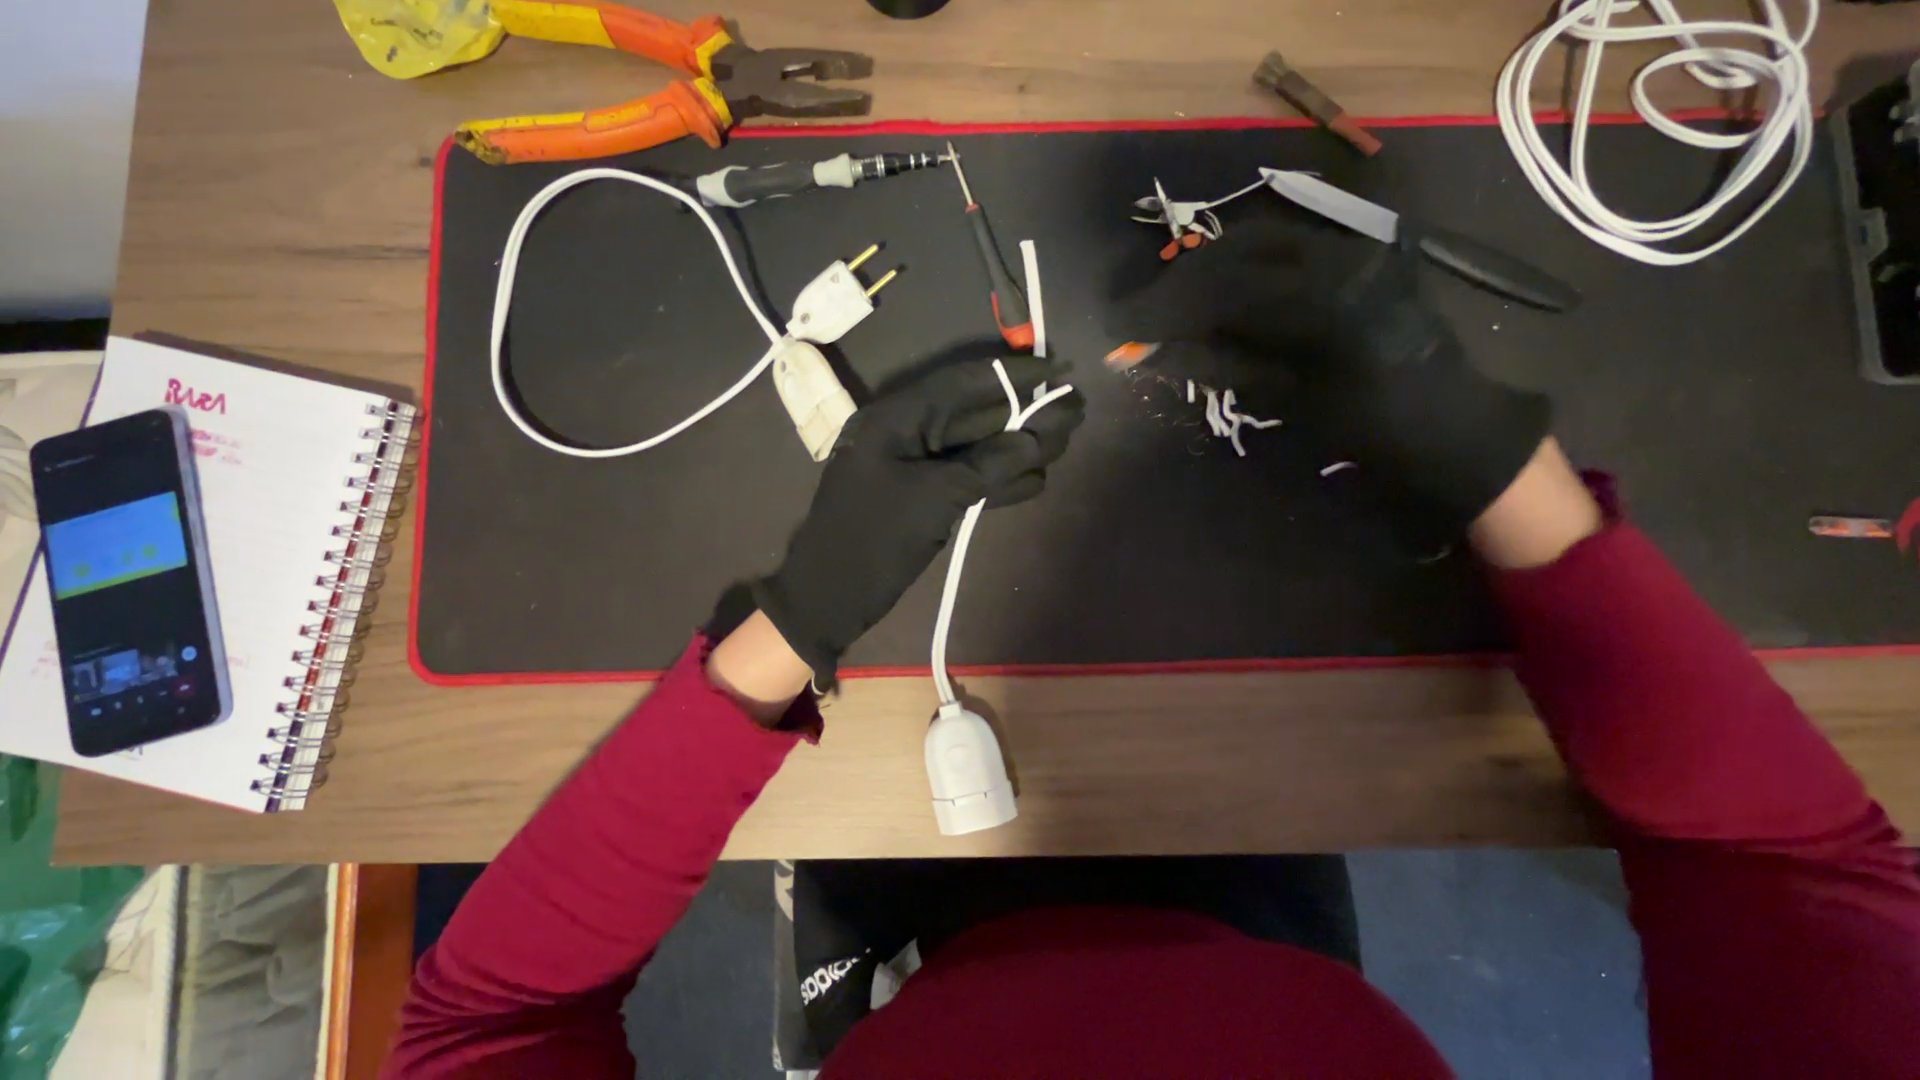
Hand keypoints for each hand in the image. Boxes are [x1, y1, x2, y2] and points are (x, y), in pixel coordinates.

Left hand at [751, 356, 1084, 683]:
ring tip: (1065, 445)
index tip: (1058, 369)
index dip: (1013, 374)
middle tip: (1074, 411)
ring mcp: (915, 467)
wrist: (828, 596)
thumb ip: (989, 465)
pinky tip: (1037, 480)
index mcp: (897, 418)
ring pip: (975, 449)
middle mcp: (907, 432)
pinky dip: (998, 481)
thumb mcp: (933, 498)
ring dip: (1018, 449)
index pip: (963, 382)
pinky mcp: (922, 497)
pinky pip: (966, 480)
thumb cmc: (872, 538)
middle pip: (974, 414)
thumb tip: (1036, 439)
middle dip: (1023, 414)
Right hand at [1108, 217, 1550, 538]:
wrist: (1452, 422)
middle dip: (1181, 282)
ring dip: (1208, 268)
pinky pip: (1285, 247)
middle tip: (1142, 316)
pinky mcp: (1358, 251)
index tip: (1120, 327)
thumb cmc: (1373, 426)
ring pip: (1258, 240)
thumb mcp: (1289, 400)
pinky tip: (1220, 295)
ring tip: (1175, 305)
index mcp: (1326, 299)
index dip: (1163, 308)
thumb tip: (1148, 352)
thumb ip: (1217, 364)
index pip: (1221, 289)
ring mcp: (1354, 247)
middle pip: (1235, 252)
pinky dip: (1242, 266)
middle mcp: (1340, 255)